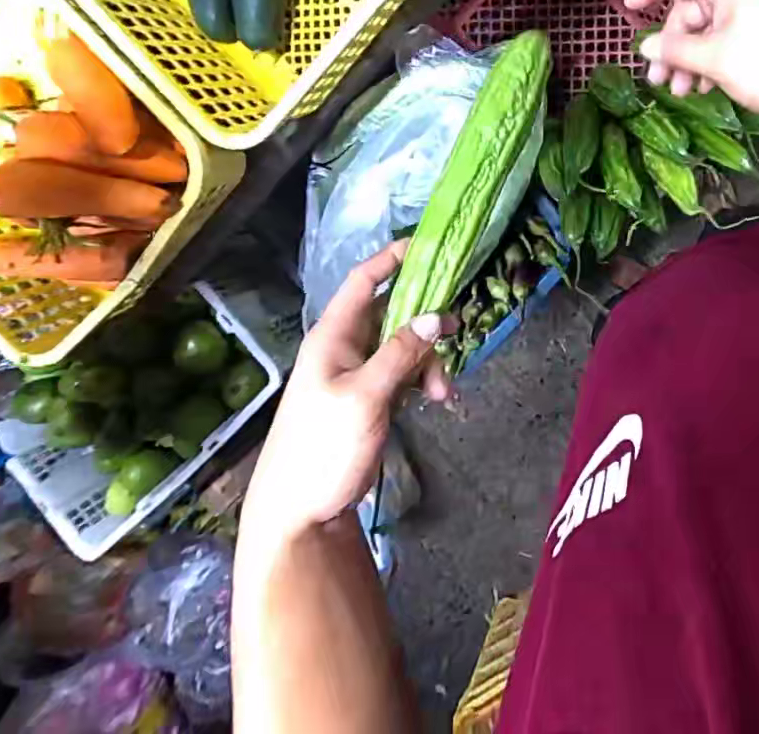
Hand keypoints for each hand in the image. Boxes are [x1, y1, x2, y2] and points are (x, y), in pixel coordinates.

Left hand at [239, 239, 451, 542]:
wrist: (300, 512)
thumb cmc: (322, 447)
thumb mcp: (365, 396)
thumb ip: (402, 353)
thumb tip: (437, 316)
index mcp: (334, 335)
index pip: (363, 282)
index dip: (392, 259)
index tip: (426, 246)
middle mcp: (347, 346)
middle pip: (394, 313)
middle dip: (426, 321)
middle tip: (458, 329)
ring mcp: (360, 371)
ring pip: (406, 345)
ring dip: (429, 360)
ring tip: (442, 390)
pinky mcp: (372, 395)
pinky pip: (405, 372)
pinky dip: (424, 379)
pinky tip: (438, 399)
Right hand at [623, 0, 758, 115]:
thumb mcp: (717, 59)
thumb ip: (676, 50)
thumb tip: (645, 45)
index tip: (626, 8)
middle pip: (690, 10)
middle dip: (672, 46)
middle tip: (661, 81)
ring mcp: (756, 8)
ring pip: (708, 29)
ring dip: (691, 60)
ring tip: (685, 93)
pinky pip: (728, 38)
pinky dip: (713, 60)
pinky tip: (708, 87)